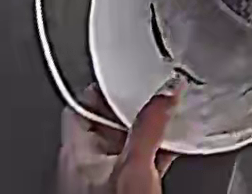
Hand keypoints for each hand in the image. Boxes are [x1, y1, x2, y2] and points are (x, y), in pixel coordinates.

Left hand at [56, 85, 176, 193]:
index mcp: (76, 153)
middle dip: (137, 101)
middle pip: (111, 117)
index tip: (133, 69)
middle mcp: (85, 166)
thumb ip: (150, 124)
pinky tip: (175, 143)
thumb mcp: (134, 166)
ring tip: (173, 111)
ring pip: (128, 138)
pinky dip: (158, 147)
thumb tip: (168, 90)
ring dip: (152, 125)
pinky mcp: (123, 191)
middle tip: (160, 87)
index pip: (85, 102)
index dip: (107, 82)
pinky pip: (141, 158)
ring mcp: (103, 180)